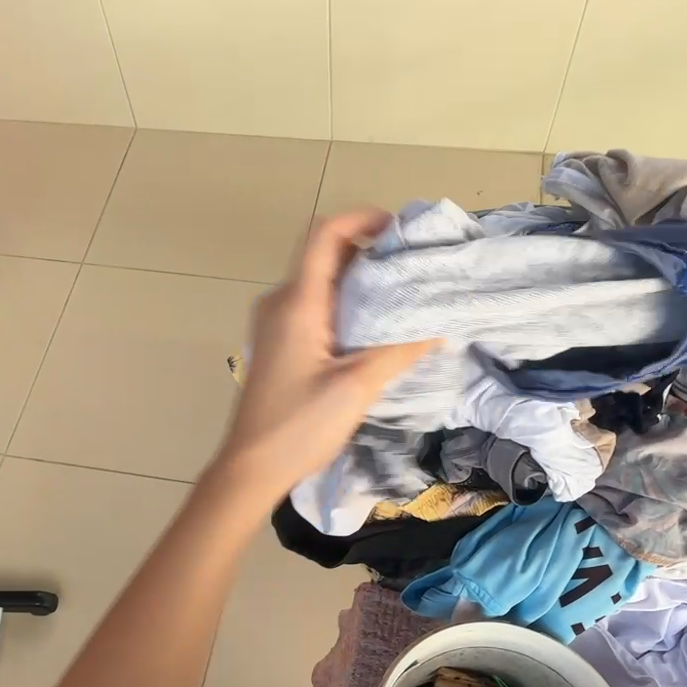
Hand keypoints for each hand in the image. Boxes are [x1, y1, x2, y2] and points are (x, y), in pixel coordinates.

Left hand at [210, 209, 437, 504]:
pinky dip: (343, 307)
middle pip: (325, 256)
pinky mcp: (276, 346)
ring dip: (358, 283)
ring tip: (400, 300)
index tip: (399, 231)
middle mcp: (279, 303)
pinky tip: (371, 333)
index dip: (362, 219)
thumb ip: (398, 350)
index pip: (325, 234)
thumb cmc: (299, 426)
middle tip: (412, 270)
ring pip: (319, 284)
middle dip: (369, 253)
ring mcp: (273, 325)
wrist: (250, 467)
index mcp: (296, 303)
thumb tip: (436, 327)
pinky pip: (312, 309)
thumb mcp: (356, 387)